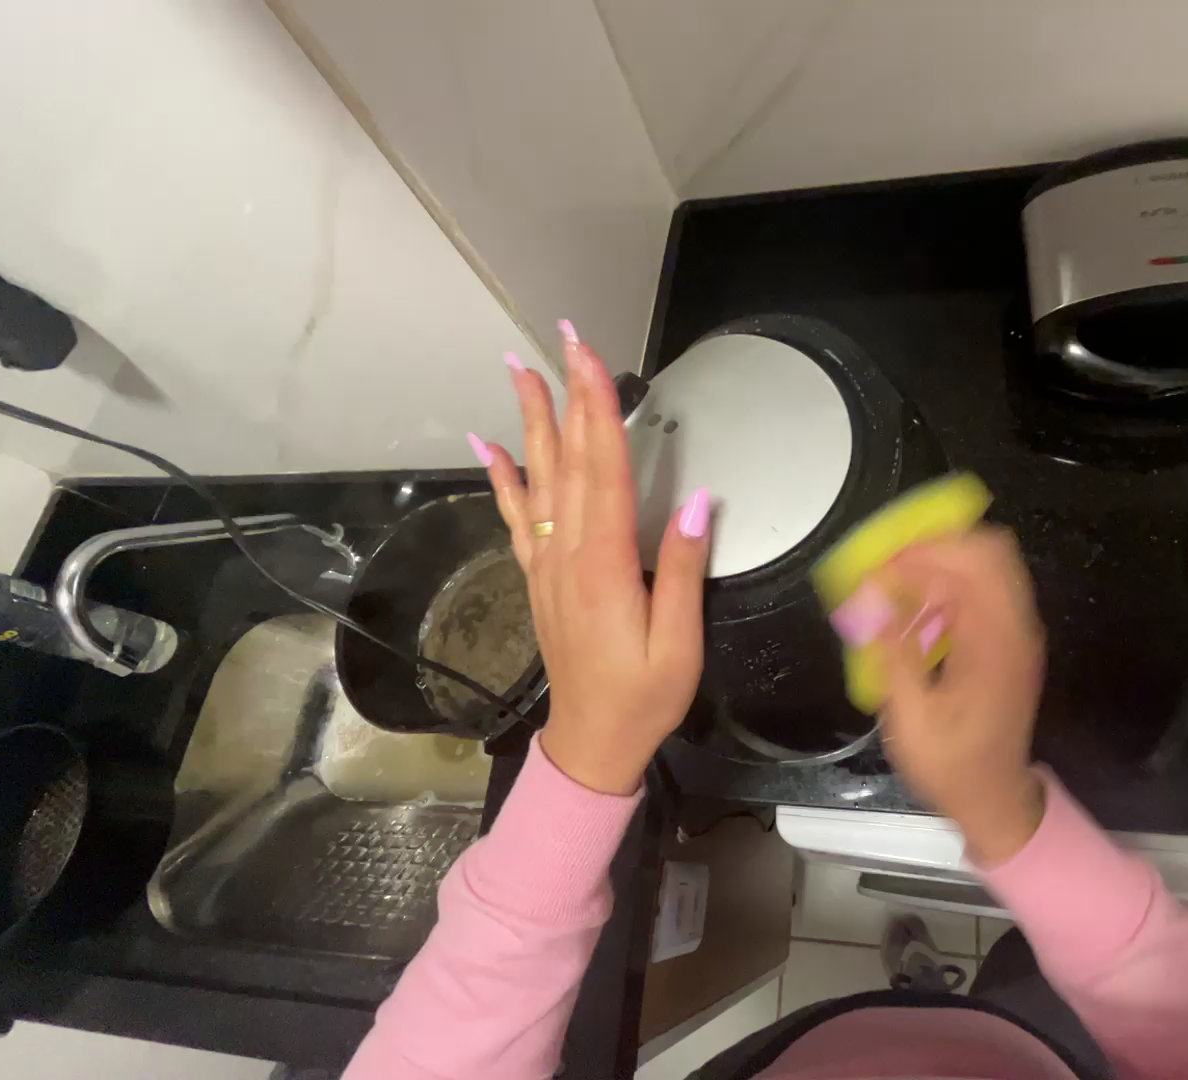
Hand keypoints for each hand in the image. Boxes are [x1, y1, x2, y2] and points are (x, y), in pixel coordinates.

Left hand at [472, 322, 711, 794]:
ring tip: (520, 371)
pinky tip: (489, 446)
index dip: (598, 411)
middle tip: (562, 340)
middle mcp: (567, 554)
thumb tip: (698, 501)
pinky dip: (502, 477)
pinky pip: (517, 517)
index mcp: (605, 565)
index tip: (592, 358)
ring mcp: (546, 564)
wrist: (591, 741)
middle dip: (567, 395)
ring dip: (530, 422)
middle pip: (568, 461)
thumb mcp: (681, 643)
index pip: (602, 470)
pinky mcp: (540, 577)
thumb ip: (684, 569)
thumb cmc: (645, 695)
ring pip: (536, 479)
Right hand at [878, 528, 1046, 863]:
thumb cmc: (952, 766)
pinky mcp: (1004, 641)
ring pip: (984, 567)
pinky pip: (979, 593)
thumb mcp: (912, 718)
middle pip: (987, 552)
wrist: (995, 800)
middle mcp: (1015, 628)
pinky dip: (944, 589)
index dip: (927, 550)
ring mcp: (1014, 633)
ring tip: (892, 589)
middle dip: (933, 548)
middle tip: (887, 567)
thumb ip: (894, 652)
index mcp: (997, 643)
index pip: (976, 563)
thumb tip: (872, 599)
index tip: (881, 565)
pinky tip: (911, 612)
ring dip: (937, 567)